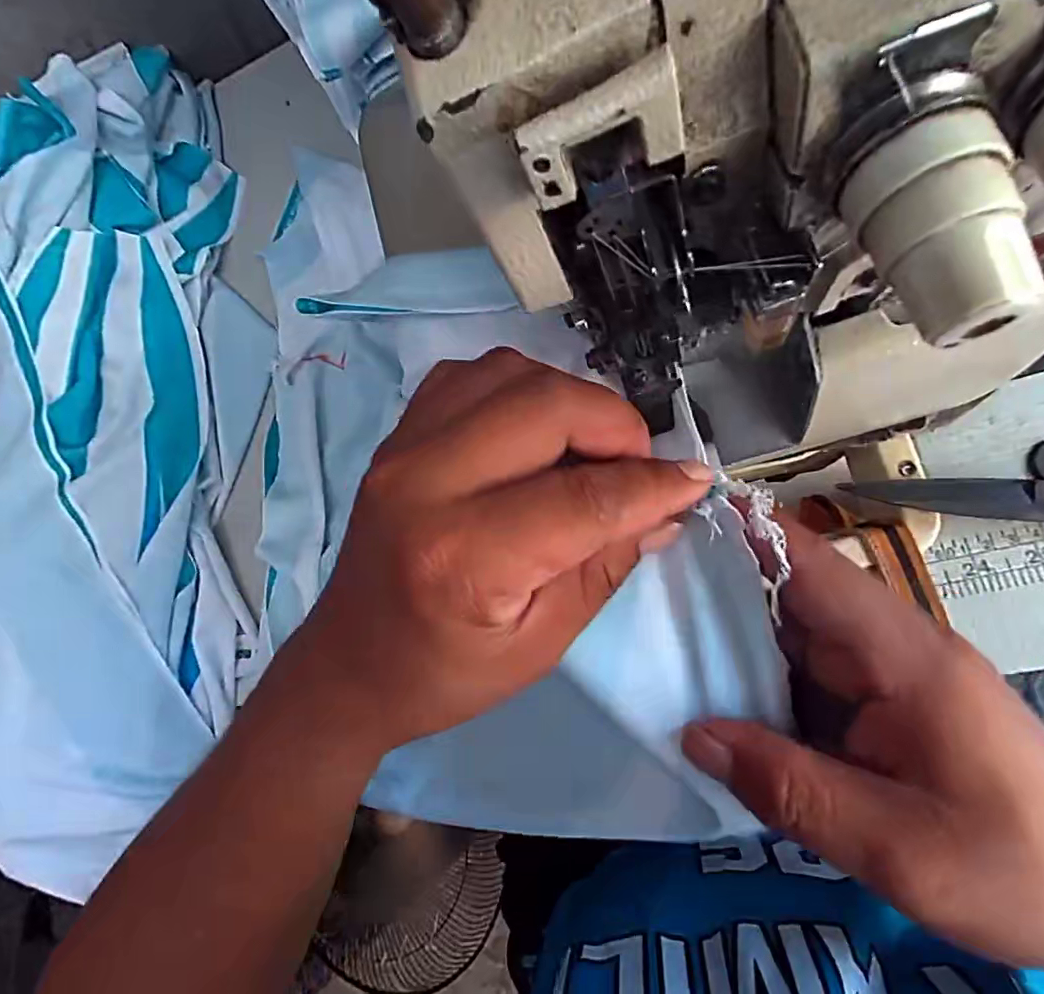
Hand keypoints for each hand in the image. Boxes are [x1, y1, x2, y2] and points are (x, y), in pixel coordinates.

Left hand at [275, 348, 713, 754]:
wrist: (350, 663)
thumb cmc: (447, 671)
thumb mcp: (543, 644)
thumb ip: (607, 565)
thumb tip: (667, 508)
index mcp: (464, 558)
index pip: (583, 498)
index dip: (652, 484)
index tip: (693, 481)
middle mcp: (425, 483)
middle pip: (547, 406)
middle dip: (616, 426)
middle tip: (636, 467)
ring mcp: (403, 447)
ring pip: (513, 373)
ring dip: (572, 401)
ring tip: (588, 450)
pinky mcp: (398, 432)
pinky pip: (476, 374)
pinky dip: (524, 389)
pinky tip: (536, 434)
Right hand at [682, 518, 1043, 973]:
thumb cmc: (1020, 868)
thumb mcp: (898, 849)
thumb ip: (791, 789)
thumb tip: (694, 735)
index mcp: (902, 654)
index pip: (814, 566)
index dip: (750, 533)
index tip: (683, 511)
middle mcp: (889, 646)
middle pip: (791, 594)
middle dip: (719, 586)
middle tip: (638, 587)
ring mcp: (886, 672)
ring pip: (793, 634)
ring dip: (733, 636)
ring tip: (655, 634)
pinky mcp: (883, 701)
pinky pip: (807, 674)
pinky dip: (759, 678)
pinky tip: (711, 694)